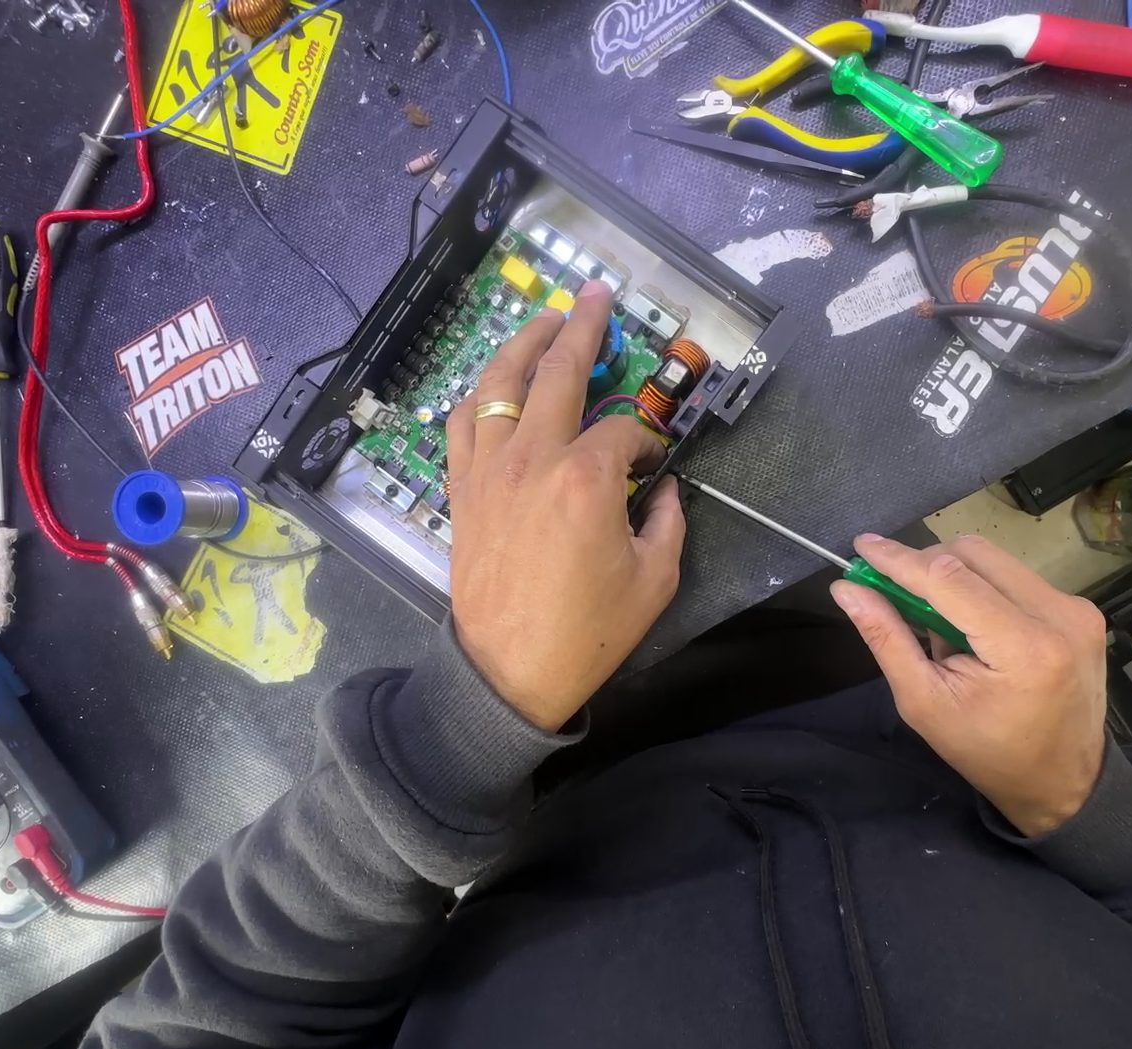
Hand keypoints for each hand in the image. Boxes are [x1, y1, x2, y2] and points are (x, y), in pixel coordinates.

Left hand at [445, 281, 684, 730]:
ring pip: (499, 382)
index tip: (655, 464)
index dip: (649, 441)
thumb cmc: (587, 632)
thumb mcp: (656, 580)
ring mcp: (489, 468)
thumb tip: (662, 490)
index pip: (627, 431)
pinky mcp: (463, 487)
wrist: (508, 672)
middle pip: (558, 370)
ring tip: (545, 321)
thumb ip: (668, 522)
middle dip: (584, 326)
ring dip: (524, 343)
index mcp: (588, 478)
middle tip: (597, 293)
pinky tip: (492, 384)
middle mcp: (534, 456)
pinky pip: (463, 422)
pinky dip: (479, 394)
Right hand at [830, 534, 1107, 835]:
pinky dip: (978, 589)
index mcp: (1024, 647)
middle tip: (891, 590)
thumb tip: (846, 589)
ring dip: (951, 576)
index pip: (949, 577)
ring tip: (936, 622)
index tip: (861, 546)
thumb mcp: (923, 702)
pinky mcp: (1078, 610)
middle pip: (972, 554)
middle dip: (923, 564)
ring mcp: (1075, 609)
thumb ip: (885, 638)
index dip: (900, 558)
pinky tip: (969, 627)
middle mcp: (1058, 616)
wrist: (1063, 782)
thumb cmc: (986, 751)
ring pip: (993, 560)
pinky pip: (1012, 576)